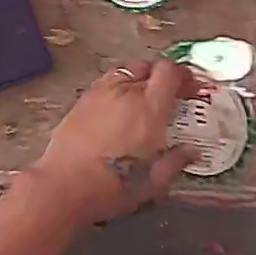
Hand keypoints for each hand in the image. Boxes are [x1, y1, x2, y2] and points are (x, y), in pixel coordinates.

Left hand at [30, 60, 199, 226]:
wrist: (64, 185)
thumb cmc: (112, 188)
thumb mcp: (153, 183)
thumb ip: (175, 162)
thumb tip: (191, 151)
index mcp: (149, 109)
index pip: (169, 72)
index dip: (183, 75)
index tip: (191, 88)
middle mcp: (126, 92)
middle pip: (150, 67)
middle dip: (165, 77)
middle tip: (171, 94)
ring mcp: (102, 91)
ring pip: (128, 70)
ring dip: (142, 78)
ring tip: (145, 98)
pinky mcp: (84, 98)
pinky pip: (109, 80)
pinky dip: (121, 85)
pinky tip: (120, 105)